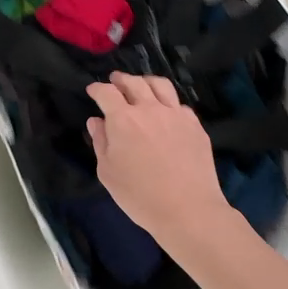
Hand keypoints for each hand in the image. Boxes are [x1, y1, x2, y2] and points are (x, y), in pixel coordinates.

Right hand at [86, 72, 230, 243]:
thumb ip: (100, 143)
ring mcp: (176, 114)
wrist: (187, 209)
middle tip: (115, 80)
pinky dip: (168, 103)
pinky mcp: (195, 125)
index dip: (97, 89)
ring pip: (160, 85)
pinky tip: (167, 111)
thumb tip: (96, 121)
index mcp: (124, 119)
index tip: (93, 90)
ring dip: (146, 82)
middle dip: (121, 79)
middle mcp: (150, 109)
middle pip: (134, 83)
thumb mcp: (108, 173)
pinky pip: (179, 105)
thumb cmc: (140, 196)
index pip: (107, 93)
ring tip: (142, 85)